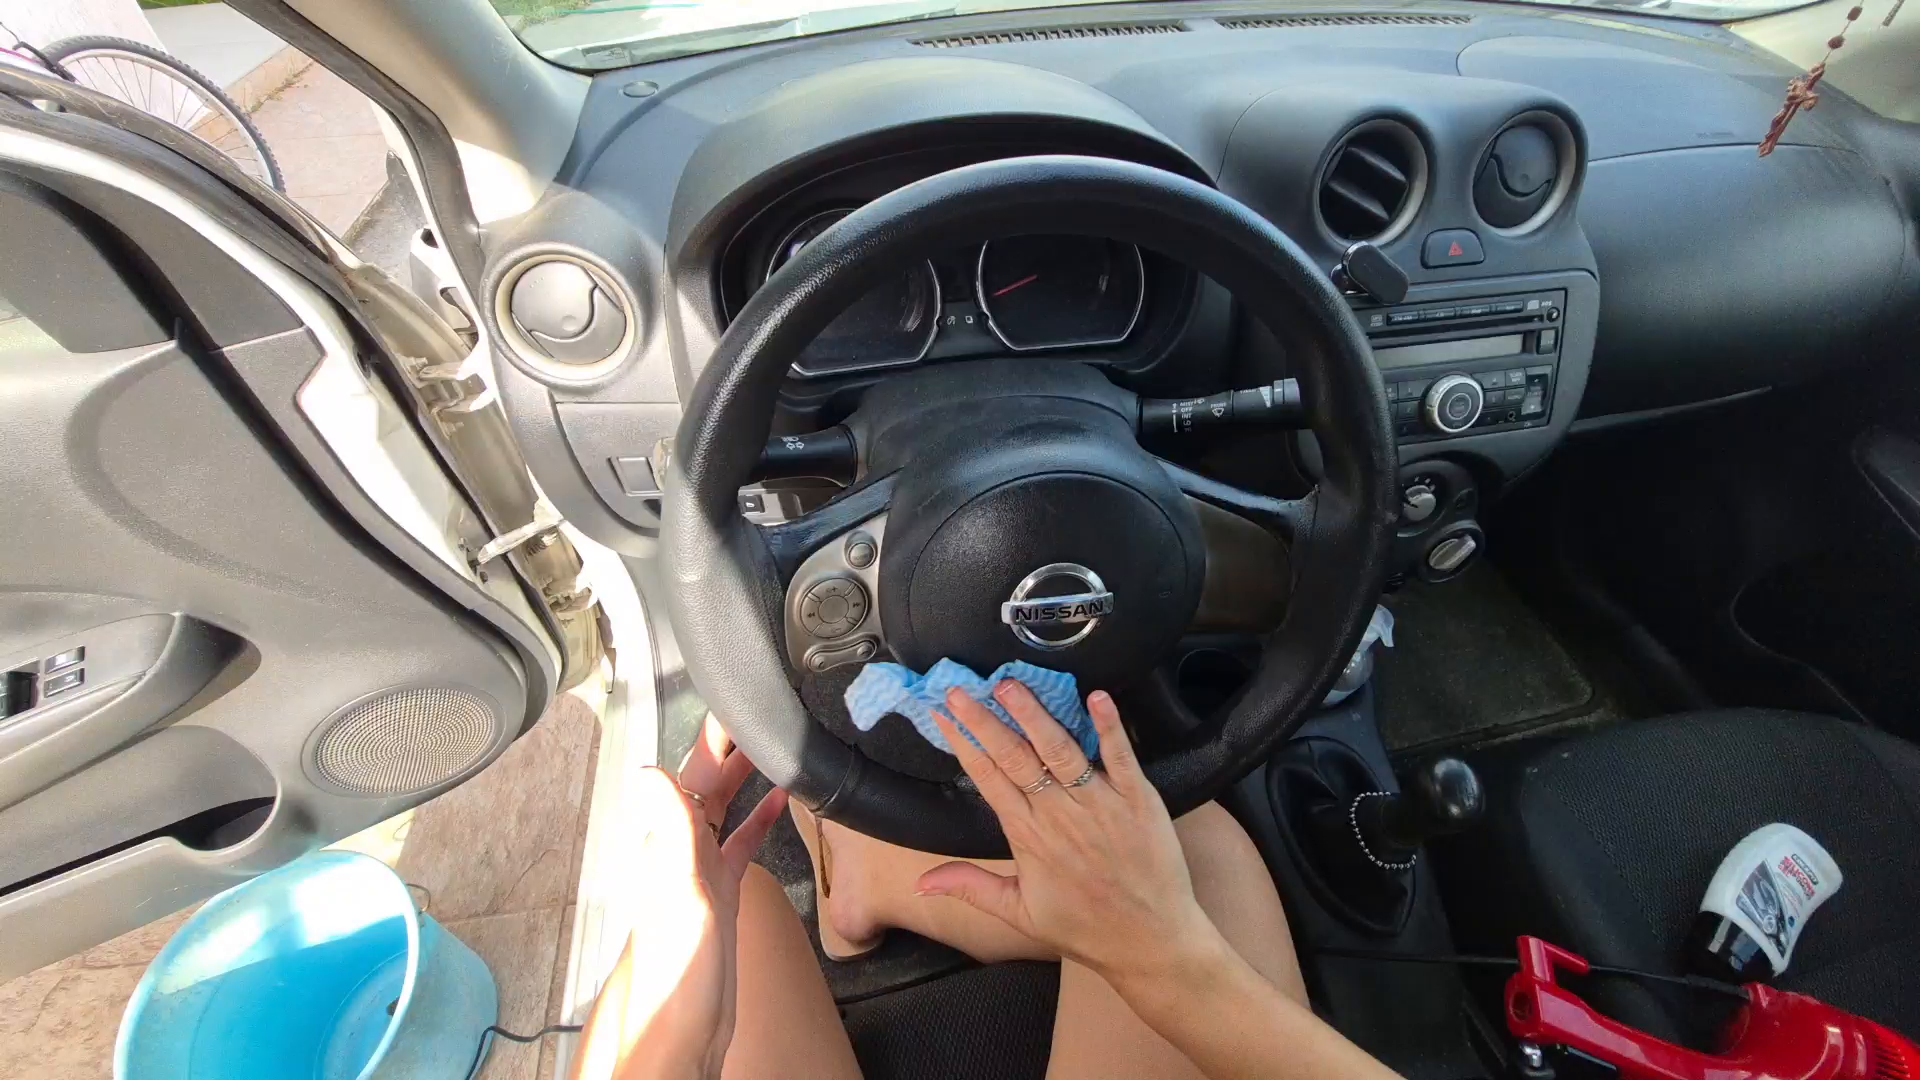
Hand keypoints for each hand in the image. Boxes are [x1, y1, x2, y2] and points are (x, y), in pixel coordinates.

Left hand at [572, 716, 787, 1079]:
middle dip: (731, 748)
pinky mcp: (720, 891)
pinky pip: (740, 842)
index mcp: (671, 845)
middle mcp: (682, 851)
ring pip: (724, 808)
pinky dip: (757, 819)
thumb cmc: (679, 972)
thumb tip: (648, 771)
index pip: (691, 776)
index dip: (712, 739)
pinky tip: (775, 805)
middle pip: (708, 786)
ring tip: (768, 748)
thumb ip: (670, 831)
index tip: (732, 706)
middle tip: (758, 715)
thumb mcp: (680, 893)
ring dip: (744, 777)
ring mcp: (702, 871)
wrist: (684, 1033)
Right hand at [917, 683, 1217, 982]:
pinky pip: (1119, 756)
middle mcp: (1057, 814)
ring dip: (1032, 715)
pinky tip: (1096, 697)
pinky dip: (1108, 726)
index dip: (963, 742)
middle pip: (1013, 757)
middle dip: (984, 720)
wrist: (1151, 944)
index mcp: (1027, 835)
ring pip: (1058, 749)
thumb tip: (922, 882)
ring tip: (1009, 686)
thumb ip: (970, 887)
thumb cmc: (1085, 927)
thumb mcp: (1019, 911)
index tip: (944, 714)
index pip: (987, 778)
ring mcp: (1098, 803)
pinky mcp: (1136, 798)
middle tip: (961, 690)